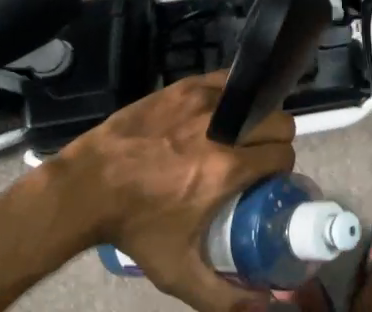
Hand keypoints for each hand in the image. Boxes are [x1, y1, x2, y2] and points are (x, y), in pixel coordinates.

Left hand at [55, 71, 293, 311]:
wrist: (88, 187)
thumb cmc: (135, 228)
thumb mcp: (177, 271)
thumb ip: (222, 297)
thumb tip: (263, 308)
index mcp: (227, 168)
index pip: (283, 154)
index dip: (279, 169)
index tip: (265, 181)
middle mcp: (222, 127)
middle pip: (278, 122)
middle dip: (273, 142)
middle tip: (253, 161)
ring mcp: (204, 100)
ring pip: (256, 98)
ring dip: (255, 117)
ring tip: (234, 139)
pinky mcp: (186, 85)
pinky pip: (228, 82)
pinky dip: (232, 96)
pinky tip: (218, 115)